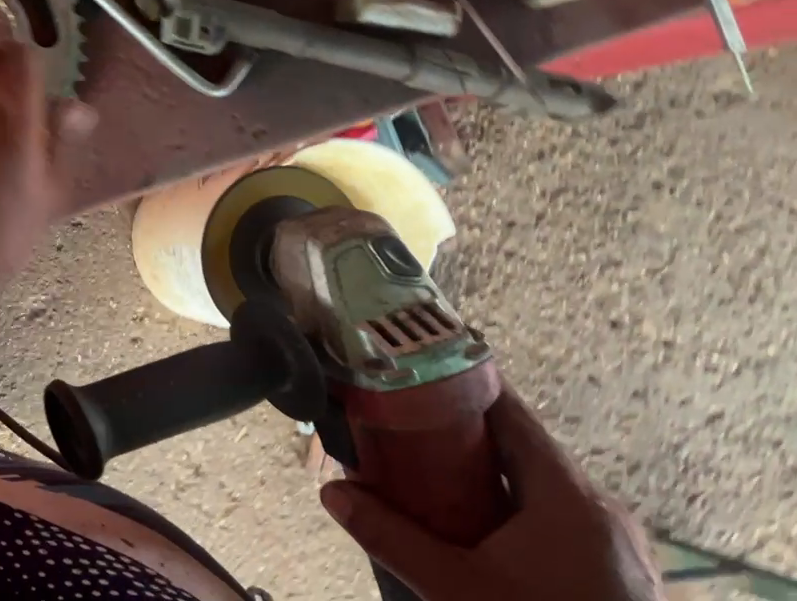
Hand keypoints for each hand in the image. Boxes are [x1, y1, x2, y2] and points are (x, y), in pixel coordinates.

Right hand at [321, 386, 663, 600]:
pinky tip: (470, 520)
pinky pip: (550, 513)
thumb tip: (330, 492)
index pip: (510, 410)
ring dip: (481, 468)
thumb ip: (392, 537)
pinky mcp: (613, 570)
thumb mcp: (459, 589)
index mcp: (570, 495)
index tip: (409, 367)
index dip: (458, 382)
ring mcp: (612, 541)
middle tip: (398, 419)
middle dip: (456, 429)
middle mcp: (598, 506)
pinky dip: (506, 501)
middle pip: (518, 444)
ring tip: (422, 465)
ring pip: (534, 481)